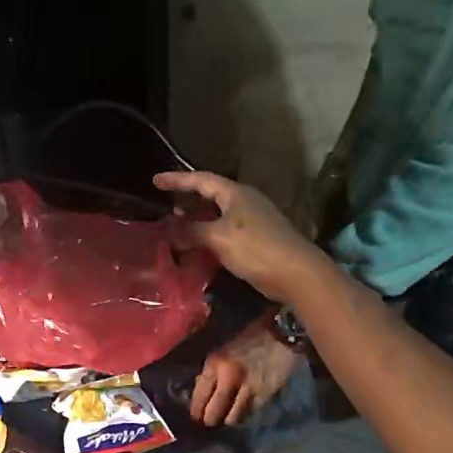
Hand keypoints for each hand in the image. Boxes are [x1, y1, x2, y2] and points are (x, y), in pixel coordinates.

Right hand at [154, 171, 332, 304]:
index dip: (177, 180)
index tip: (155, 180)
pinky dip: (209, 235)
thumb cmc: (256, 248)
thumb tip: (171, 230)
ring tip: (178, 227)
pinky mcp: (257, 239)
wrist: (296, 272)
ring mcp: (253, 220)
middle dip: (188, 199)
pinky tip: (200, 247)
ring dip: (198, 220)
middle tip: (166, 205)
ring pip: (218, 215)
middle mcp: (245, 201)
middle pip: (211, 195)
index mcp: (235, 193)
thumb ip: (192, 232)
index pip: (201, 180)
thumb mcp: (218, 238)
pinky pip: (226, 231)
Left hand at [193, 316, 301, 425]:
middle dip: (210, 419)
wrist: (282, 333)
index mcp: (216, 363)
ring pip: (233, 417)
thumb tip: (202, 386)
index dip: (196, 409)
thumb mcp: (225, 348)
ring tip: (228, 417)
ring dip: (229, 419)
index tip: (195, 417)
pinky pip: (251, 412)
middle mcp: (229, 378)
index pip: (200, 394)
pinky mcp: (265, 395)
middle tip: (210, 422)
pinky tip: (245, 409)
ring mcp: (248, 389)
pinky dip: (246, 413)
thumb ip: (213, 369)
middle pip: (214, 412)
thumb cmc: (251, 336)